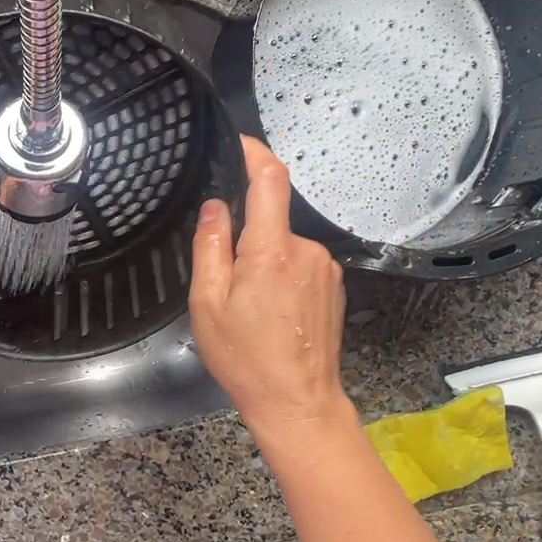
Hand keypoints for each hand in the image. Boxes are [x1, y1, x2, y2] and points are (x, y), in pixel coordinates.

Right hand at [190, 136, 352, 442]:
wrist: (296, 399)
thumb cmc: (248, 359)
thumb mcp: (208, 305)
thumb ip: (210, 248)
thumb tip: (214, 208)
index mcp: (271, 253)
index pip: (270, 181)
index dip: (255, 154)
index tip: (242, 143)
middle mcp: (306, 252)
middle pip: (270, 221)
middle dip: (244, 240)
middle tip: (225, 286)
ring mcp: (324, 268)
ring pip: (283, 246)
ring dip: (263, 263)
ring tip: (249, 309)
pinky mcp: (333, 284)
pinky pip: (299, 264)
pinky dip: (280, 278)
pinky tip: (269, 314)